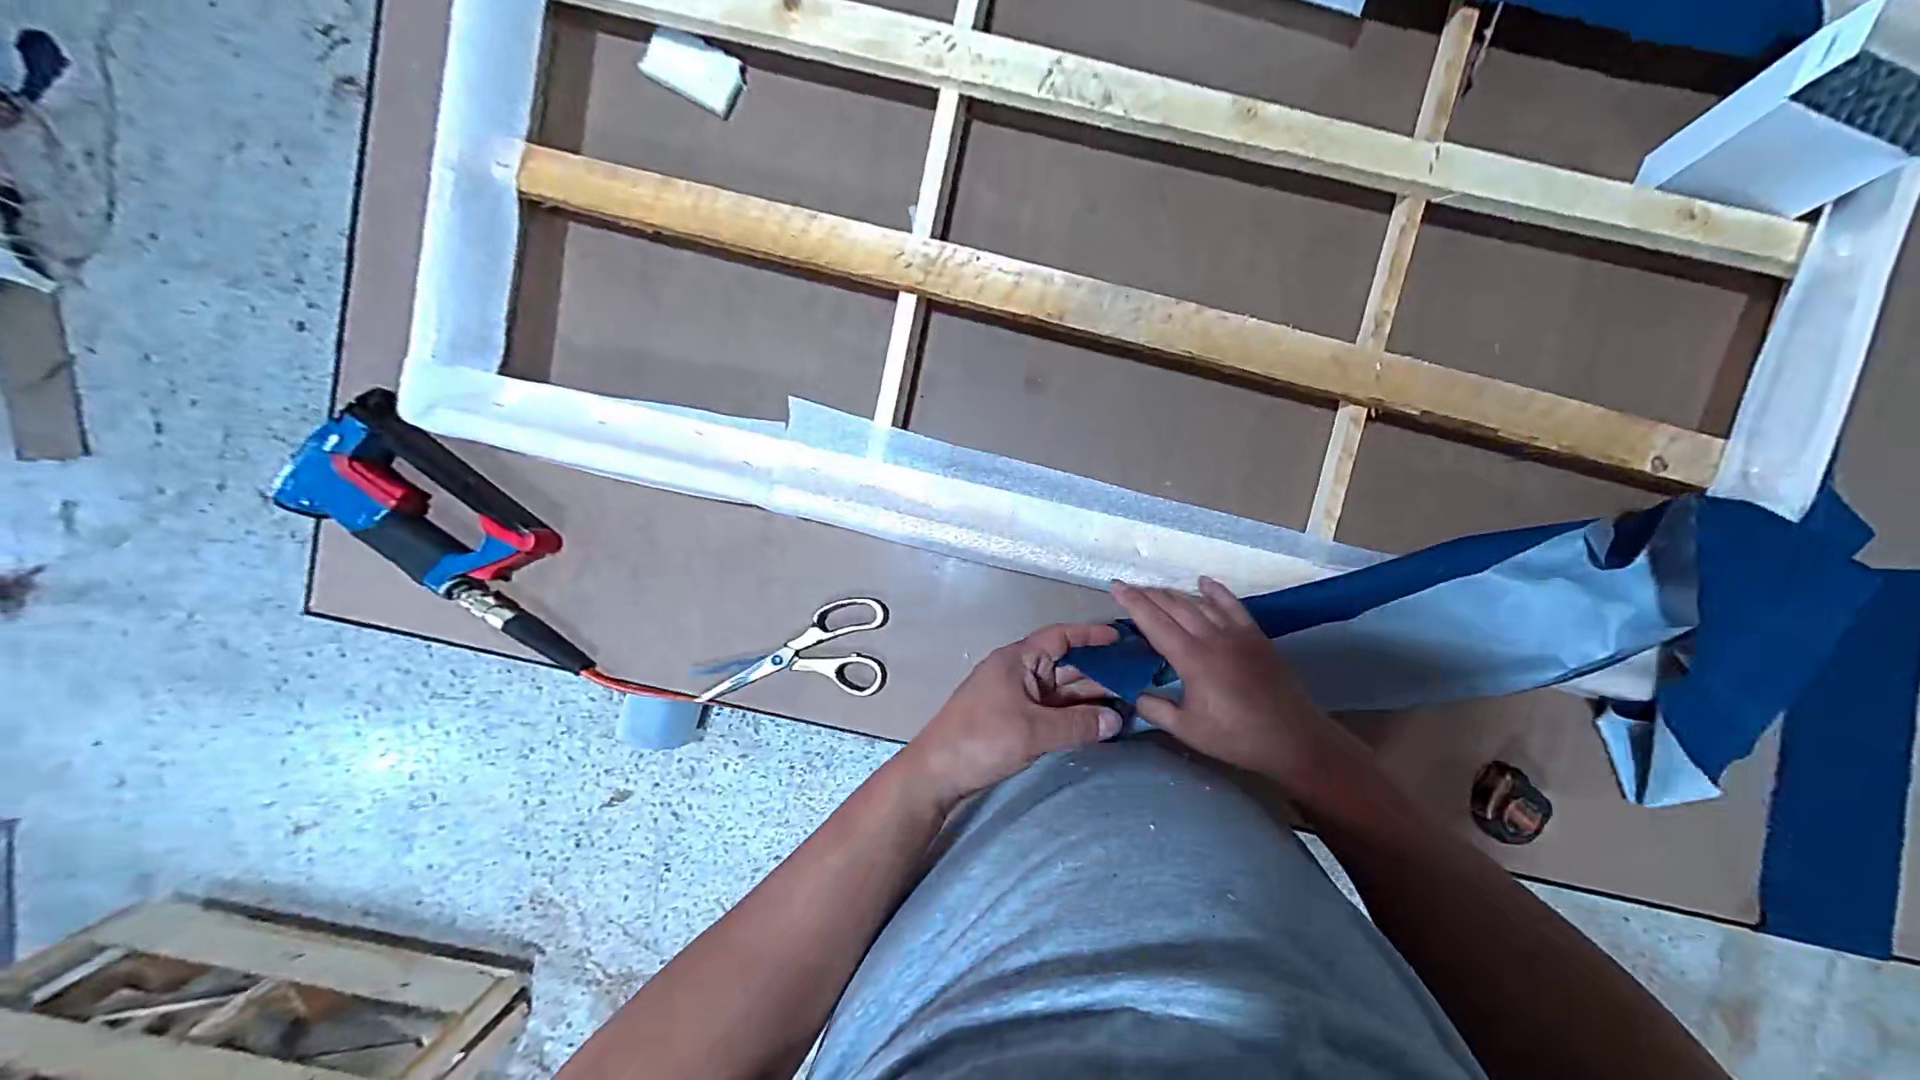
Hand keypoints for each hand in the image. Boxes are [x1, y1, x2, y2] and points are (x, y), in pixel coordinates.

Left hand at [897, 622, 1123, 808]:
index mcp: (1017, 660)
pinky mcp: (1014, 719)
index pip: (1060, 637)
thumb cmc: (981, 740)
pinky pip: (1052, 710)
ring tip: (1129, 701)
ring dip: (1090, 696)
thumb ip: (1077, 725)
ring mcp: (1016, 697)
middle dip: (1100, 670)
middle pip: (1065, 664)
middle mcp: (1018, 672)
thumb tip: (1117, 719)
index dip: (1091, 635)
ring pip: (1061, 690)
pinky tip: (1100, 723)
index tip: (1122, 637)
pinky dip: (1075, 715)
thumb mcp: (1033, 731)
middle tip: (1138, 677)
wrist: (935, 773)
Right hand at [1111, 578, 1362, 795]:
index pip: (1155, 622)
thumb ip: (1156, 709)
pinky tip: (1203, 582)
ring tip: (1155, 591)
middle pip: (1174, 606)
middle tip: (1128, 589)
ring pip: (1199, 603)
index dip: (1133, 603)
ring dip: (1174, 594)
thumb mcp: (1188, 730)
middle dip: (1148, 594)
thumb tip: (1135, 694)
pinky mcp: (1256, 636)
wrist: (1296, 740)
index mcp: (1192, 659)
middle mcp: (1213, 638)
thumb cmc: (1238, 738)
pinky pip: (1232, 605)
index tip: (1116, 587)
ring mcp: (1237, 634)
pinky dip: (1215, 591)